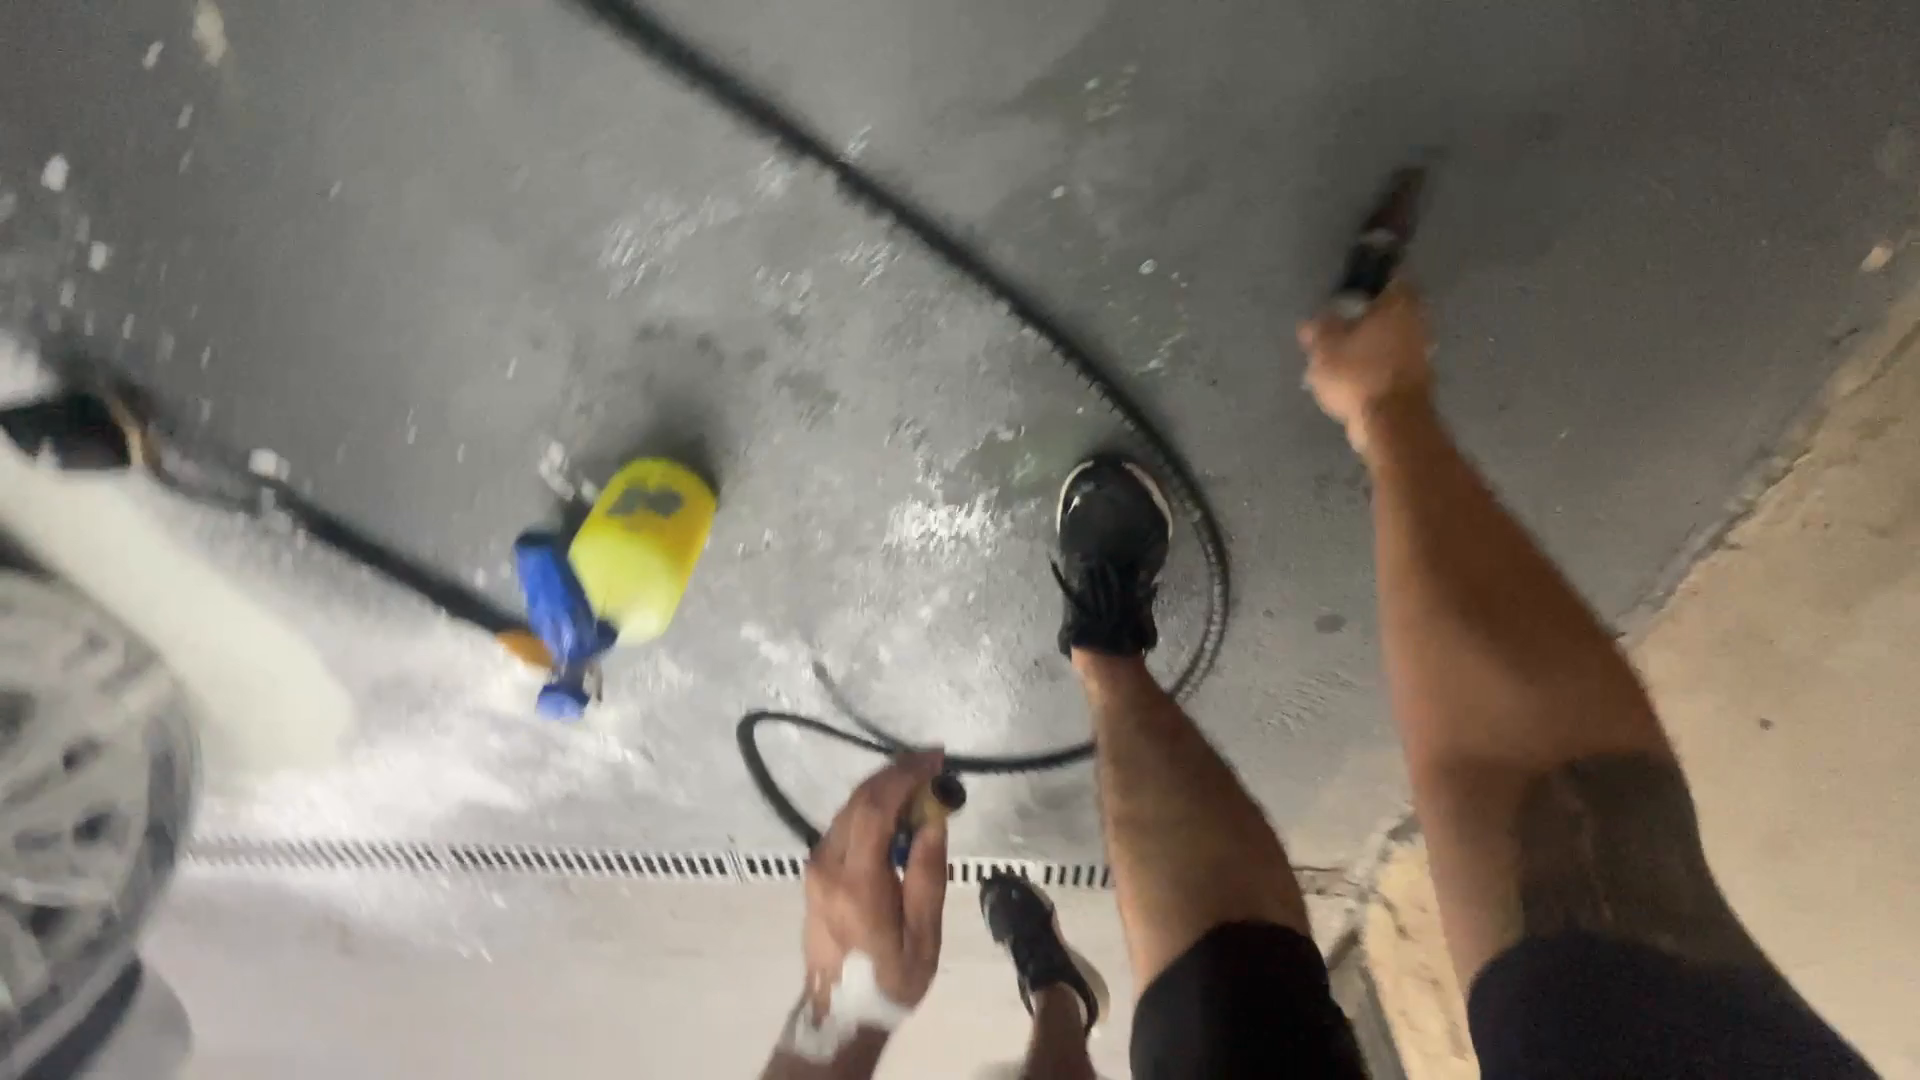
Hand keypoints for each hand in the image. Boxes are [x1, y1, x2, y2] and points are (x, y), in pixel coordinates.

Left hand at [802, 752, 948, 1017]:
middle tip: (933, 761)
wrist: (840, 1012)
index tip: (937, 760)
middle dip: (897, 772)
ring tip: (922, 778)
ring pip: (850, 806)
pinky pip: (845, 822)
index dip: (906, 776)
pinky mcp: (815, 869)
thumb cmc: (889, 978)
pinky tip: (899, 805)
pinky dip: (874, 804)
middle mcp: (827, 864)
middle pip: (860, 799)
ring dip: (886, 785)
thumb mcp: (923, 935)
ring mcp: (816, 865)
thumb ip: (928, 874)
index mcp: (855, 881)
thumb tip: (934, 818)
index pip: (875, 808)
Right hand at [1299, 280, 1433, 450]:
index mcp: (1398, 303)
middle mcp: (1417, 320)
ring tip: (1345, 355)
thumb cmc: (1358, 375)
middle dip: (1369, 316)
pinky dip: (1378, 364)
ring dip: (1374, 342)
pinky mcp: (1418, 376)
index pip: (1389, 278)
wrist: (1390, 421)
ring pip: (1393, 336)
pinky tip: (1357, 375)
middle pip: (1391, 309)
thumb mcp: (1324, 349)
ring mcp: (1422, 349)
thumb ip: (1318, 330)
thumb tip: (1312, 321)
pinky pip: (1394, 360)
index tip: (1349, 293)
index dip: (1369, 283)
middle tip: (1342, 326)